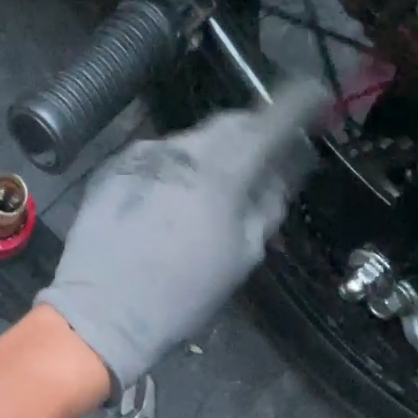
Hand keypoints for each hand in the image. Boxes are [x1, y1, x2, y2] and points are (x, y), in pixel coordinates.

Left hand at [36, 79, 330, 393]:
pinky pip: (154, 159)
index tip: (316, 102)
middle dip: (253, 134)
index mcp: (223, 172)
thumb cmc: (179, 298)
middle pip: (230, 124)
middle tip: (261, 160)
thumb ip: (268, 204)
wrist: (100, 315)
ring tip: (208, 193)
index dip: (302, 105)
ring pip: (190, 141)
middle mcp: (182, 150)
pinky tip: (167, 203)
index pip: (275, 118)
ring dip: (209, 155)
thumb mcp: (240, 258)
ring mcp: (141, 156)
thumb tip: (285, 171)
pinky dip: (171, 170)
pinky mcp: (111, 169)